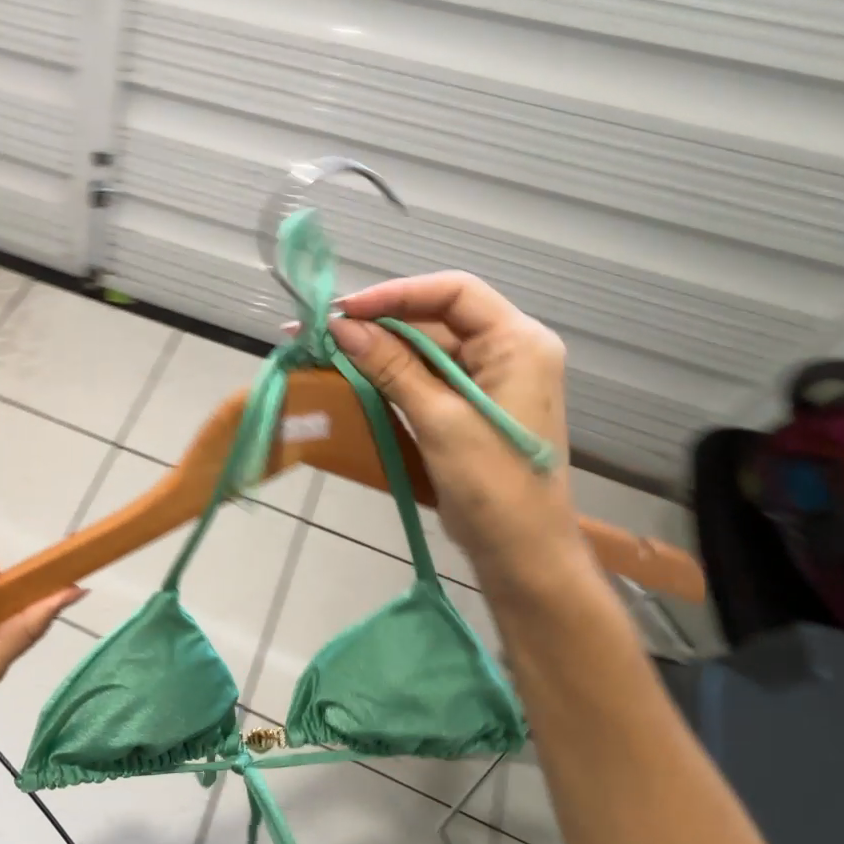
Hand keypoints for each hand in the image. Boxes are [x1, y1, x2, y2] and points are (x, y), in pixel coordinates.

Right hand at [327, 272, 583, 593]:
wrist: (522, 551)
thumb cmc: (494, 484)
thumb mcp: (440, 420)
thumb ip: (393, 367)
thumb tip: (342, 328)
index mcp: (519, 343)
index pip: (454, 292)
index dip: (396, 294)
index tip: (344, 310)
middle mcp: (508, 350)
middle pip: (436, 316)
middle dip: (378, 321)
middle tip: (320, 329)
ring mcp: (488, 379)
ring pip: (425, 346)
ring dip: (377, 347)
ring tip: (324, 348)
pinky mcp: (468, 405)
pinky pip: (424, 375)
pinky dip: (387, 373)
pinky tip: (350, 373)